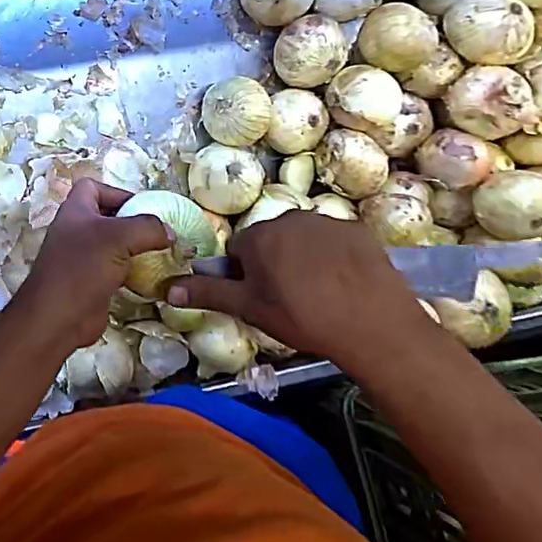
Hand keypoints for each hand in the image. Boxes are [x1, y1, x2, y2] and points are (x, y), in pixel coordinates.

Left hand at [11, 178, 171, 350]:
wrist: (57, 317)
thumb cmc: (82, 267)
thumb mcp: (119, 237)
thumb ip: (148, 228)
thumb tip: (169, 232)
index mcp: (75, 211)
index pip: (93, 187)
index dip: (116, 192)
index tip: (142, 206)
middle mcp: (76, 230)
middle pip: (106, 216)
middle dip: (132, 221)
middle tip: (157, 231)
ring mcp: (81, 258)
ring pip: (113, 245)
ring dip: (135, 248)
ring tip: (160, 253)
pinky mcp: (90, 282)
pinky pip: (115, 269)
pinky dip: (132, 271)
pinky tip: (150, 276)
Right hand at [166, 211, 438, 360]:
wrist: (373, 323)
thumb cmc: (303, 317)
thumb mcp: (250, 309)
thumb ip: (209, 294)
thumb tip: (168, 288)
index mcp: (258, 236)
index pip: (240, 251)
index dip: (247, 276)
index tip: (263, 298)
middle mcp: (288, 218)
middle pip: (270, 240)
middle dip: (274, 263)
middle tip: (290, 298)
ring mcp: (325, 221)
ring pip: (302, 238)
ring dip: (304, 257)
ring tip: (320, 293)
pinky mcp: (357, 230)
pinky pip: (335, 240)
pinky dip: (335, 256)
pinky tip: (345, 282)